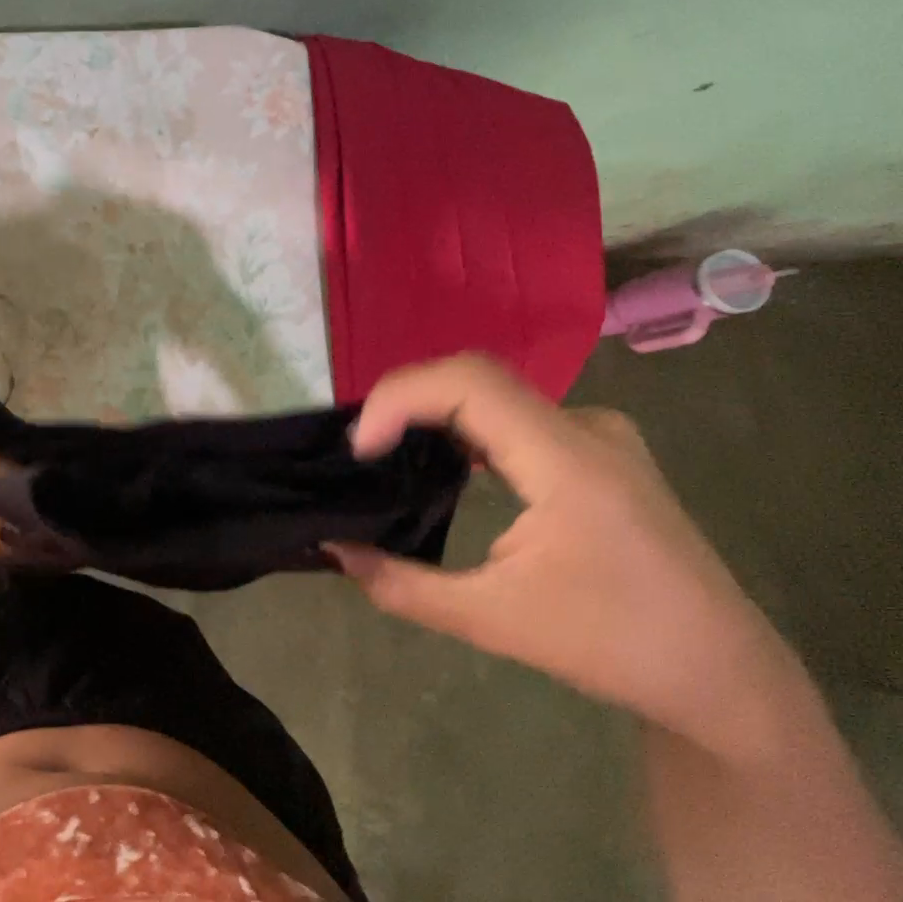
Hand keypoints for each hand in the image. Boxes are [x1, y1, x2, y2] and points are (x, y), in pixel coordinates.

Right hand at [325, 354, 809, 761]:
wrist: (722, 674)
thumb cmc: (612, 645)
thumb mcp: (489, 620)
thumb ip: (399, 585)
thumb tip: (332, 550)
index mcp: (568, 461)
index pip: (468, 382)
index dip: (397, 397)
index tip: (360, 449)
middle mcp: (586, 431)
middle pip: (475, 378)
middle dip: (403, 402)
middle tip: (360, 451)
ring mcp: (599, 438)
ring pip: (495, 394)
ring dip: (431, 413)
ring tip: (385, 453)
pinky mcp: (598, 454)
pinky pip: (515, 416)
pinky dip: (462, 426)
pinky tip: (440, 464)